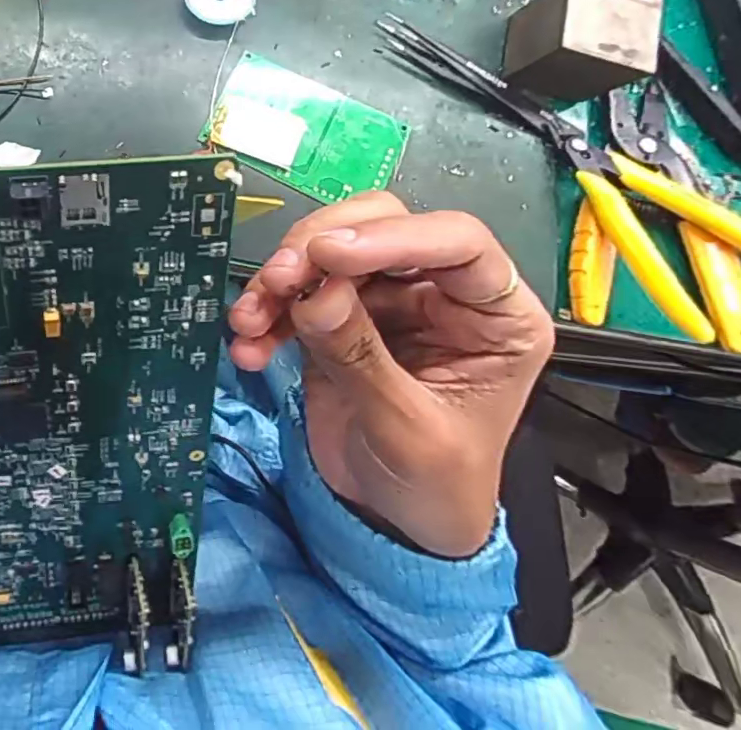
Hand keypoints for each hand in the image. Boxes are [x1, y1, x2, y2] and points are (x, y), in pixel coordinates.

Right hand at [227, 192, 553, 558]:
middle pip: (377, 226)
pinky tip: (248, 344)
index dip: (391, 236)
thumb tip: (314, 295)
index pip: (456, 242)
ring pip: (326, 250)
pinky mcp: (333, 315)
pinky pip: (294, 291)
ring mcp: (380, 300)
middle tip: (275, 280)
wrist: (389, 516)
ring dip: (279, 279)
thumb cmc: (433, 483)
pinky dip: (266, 311)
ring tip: (248, 321)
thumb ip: (362, 358)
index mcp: (492, 315)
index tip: (325, 256)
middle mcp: (436, 292)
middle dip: (317, 248)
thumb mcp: (407, 428)